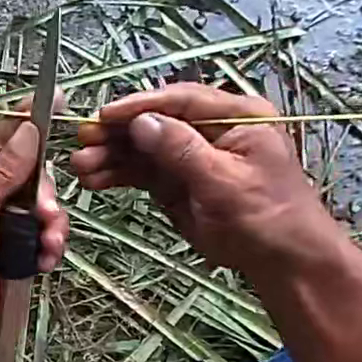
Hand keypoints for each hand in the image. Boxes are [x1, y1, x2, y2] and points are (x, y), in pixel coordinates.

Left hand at [0, 111, 68, 325]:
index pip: (4, 136)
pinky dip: (50, 246)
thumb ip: (3, 168)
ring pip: (44, 207)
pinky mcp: (17, 245)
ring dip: (51, 225)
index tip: (57, 100)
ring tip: (46, 244)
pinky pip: (45, 235)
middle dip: (44, 195)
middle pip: (34, 174)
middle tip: (40, 213)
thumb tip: (30, 130)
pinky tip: (43, 258)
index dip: (30, 120)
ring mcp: (4, 219)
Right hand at [70, 83, 337, 271]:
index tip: (103, 116)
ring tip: (80, 167)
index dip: (139, 106)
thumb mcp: (224, 180)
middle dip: (117, 134)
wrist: (281, 260)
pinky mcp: (176, 184)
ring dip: (111, 157)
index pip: (179, 101)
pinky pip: (142, 173)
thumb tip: (141, 123)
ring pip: (143, 150)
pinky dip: (118, 176)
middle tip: (83, 143)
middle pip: (155, 124)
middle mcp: (209, 131)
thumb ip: (182, 150)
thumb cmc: (266, 216)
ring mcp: (190, 158)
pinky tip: (94, 180)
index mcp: (234, 117)